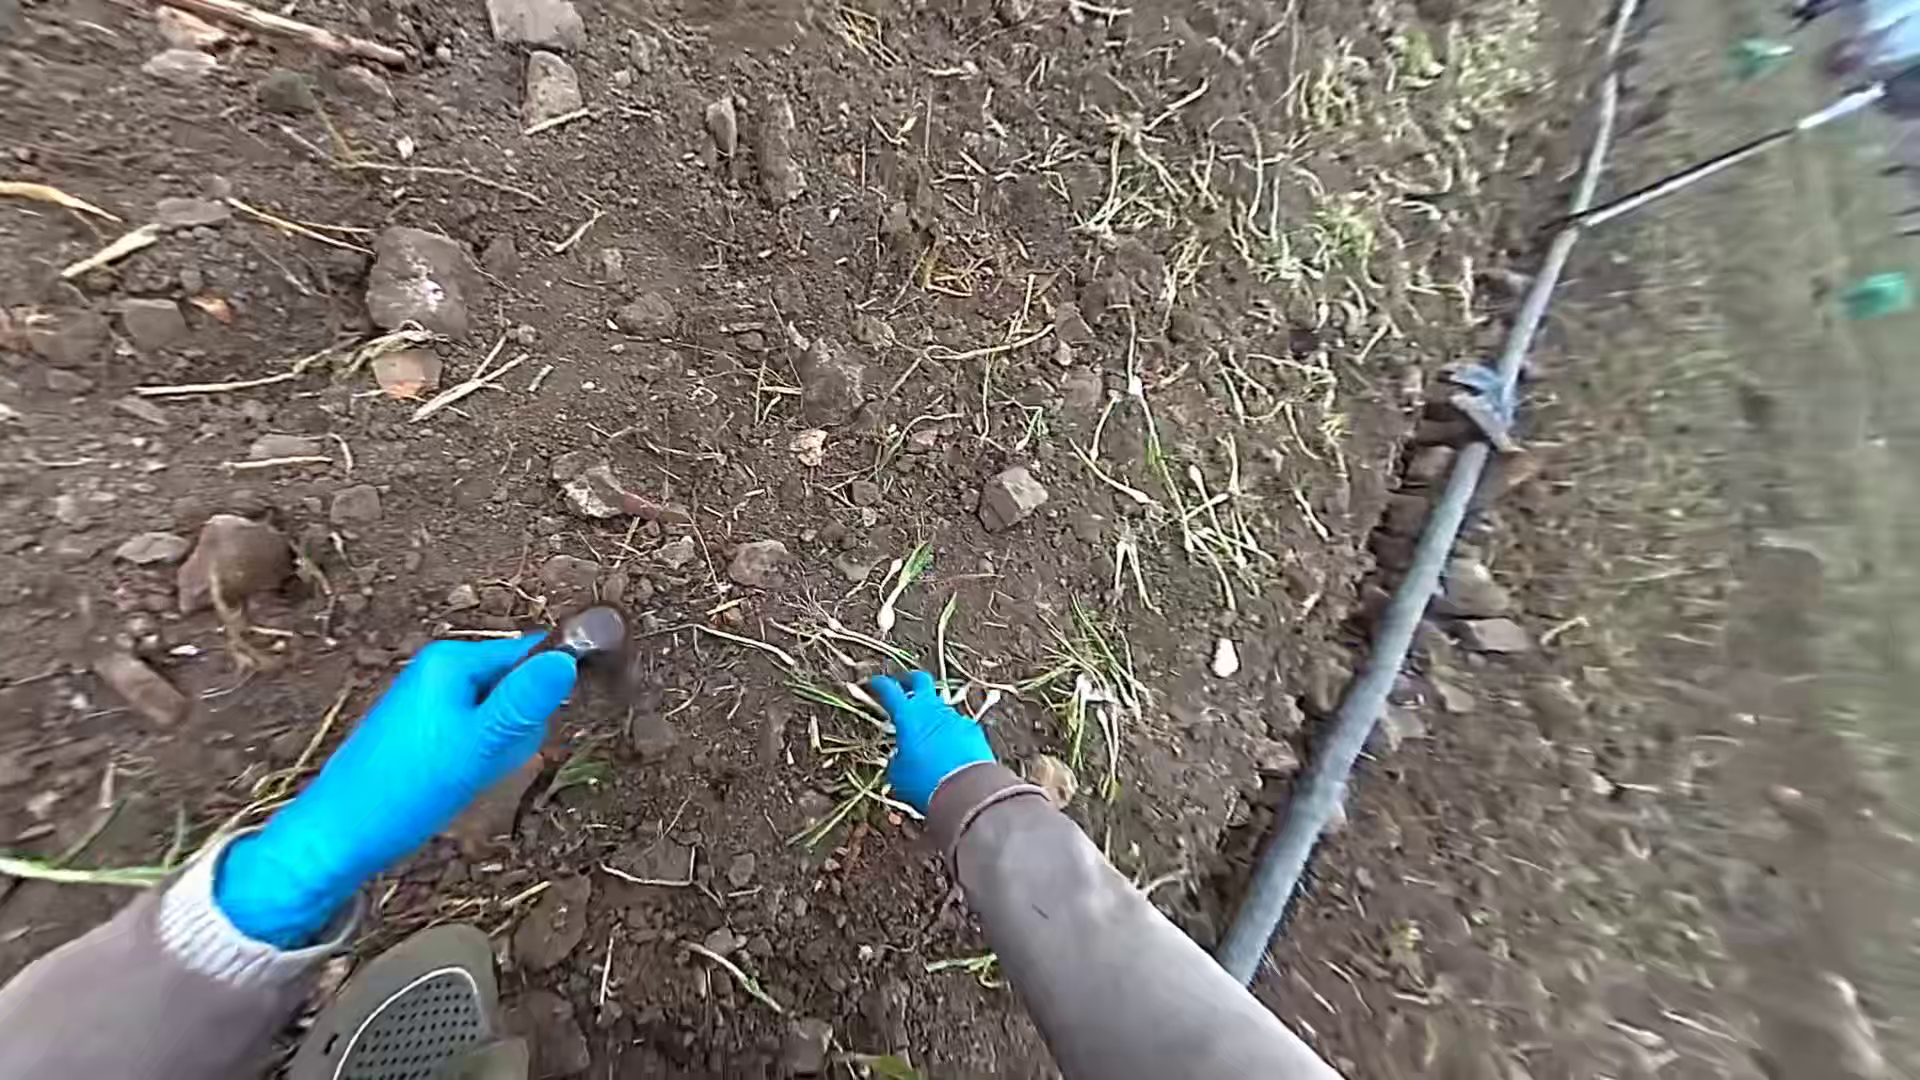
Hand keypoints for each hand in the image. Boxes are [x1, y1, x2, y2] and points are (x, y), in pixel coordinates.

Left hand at [216, 634, 576, 946]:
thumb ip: (525, 700)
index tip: (533, 724)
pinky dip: (487, 750)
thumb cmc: (405, 791)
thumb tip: (569, 658)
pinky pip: (486, 726)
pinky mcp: (432, 722)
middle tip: (496, 753)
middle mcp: (444, 667)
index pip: (535, 654)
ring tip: (478, 767)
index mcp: (454, 659)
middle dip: (522, 721)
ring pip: (508, 708)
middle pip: (523, 681)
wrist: (334, 845)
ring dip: (506, 740)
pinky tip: (467, 771)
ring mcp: (436, 695)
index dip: (547, 689)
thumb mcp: (478, 743)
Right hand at [871, 670, 994, 813]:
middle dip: (910, 679)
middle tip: (903, 685)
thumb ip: (896, 759)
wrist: (966, 789)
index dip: (879, 684)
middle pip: (921, 680)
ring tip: (925, 728)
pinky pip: (956, 724)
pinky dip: (949, 730)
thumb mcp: (898, 775)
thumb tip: (899, 759)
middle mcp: (931, 709)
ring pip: (939, 704)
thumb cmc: (926, 783)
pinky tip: (947, 747)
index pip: (889, 690)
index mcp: (908, 715)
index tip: (874, 683)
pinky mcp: (971, 729)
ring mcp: (953, 716)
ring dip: (930, 711)